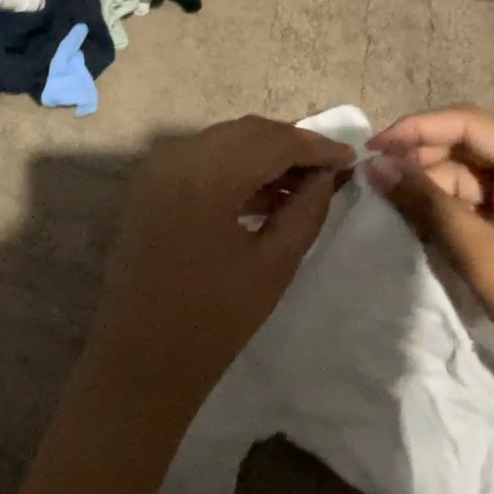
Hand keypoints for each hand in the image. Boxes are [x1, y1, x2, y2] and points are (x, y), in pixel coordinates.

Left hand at [86, 115, 355, 402]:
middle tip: (330, 169)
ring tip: (304, 185)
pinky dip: (235, 169)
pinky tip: (266, 194)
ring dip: (263, 156)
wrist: (142, 359)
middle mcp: (175, 156)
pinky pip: (200, 161)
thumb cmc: (213, 320)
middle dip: (291, 145)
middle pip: (245, 133)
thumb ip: (306, 210)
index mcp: (205, 174)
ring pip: (223, 143)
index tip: (351, 157)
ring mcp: (156, 169)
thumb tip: (327, 176)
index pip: (271, 141)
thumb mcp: (273, 264)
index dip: (316, 146)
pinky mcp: (149, 185)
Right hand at [364, 106, 493, 393]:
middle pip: (467, 146)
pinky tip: (421, 226)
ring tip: (394, 209)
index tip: (372, 149)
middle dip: (420, 159)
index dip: (417, 129)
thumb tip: (375, 164)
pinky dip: (446, 212)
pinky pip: (476, 205)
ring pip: (467, 177)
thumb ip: (428, 204)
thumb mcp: (484, 256)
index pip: (470, 124)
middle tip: (376, 182)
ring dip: (430, 188)